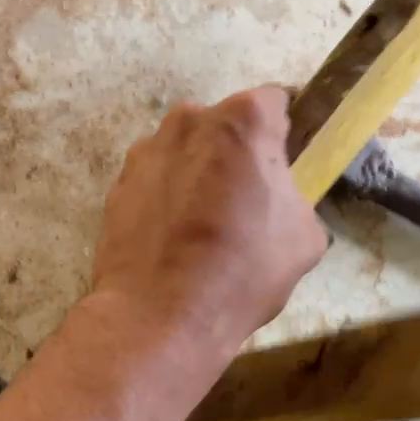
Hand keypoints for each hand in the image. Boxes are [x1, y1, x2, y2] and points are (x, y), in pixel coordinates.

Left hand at [89, 88, 327, 356]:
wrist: (157, 315)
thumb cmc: (240, 272)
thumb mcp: (303, 236)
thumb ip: (294, 196)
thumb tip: (278, 200)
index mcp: (242, 121)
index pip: (273, 105)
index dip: (280, 137)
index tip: (280, 171)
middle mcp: (188, 122)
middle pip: (221, 128)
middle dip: (232, 156)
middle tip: (241, 206)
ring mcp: (144, 153)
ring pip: (182, 154)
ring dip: (193, 177)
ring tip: (200, 230)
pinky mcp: (116, 186)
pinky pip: (152, 183)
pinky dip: (162, 201)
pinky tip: (169, 242)